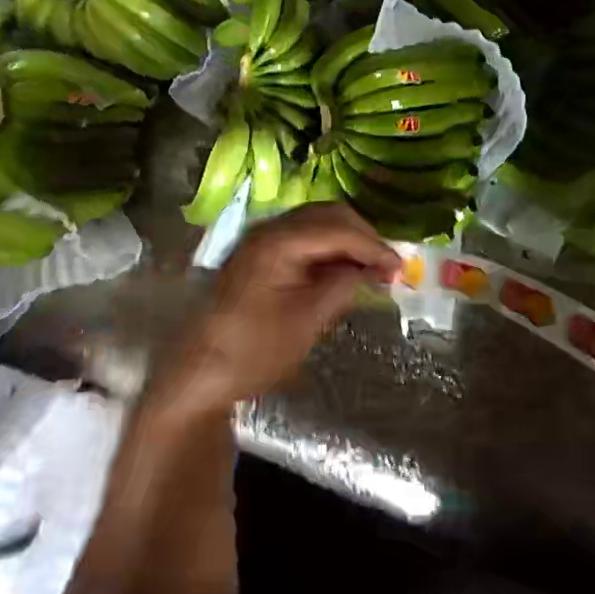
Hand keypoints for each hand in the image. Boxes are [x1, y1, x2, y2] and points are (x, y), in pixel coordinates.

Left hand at [147, 204, 399, 416]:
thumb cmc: (252, 352)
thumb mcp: (308, 320)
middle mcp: (268, 229)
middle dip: (364, 236)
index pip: (339, 230)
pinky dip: (330, 247)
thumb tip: (375, 269)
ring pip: (317, 222)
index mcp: (277, 243)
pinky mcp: (259, 254)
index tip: (400, 267)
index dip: (374, 247)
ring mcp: (260, 240)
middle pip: (329, 215)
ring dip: (348, 239)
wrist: (194, 378)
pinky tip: (343, 269)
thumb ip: (345, 285)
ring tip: (371, 267)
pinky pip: (304, 237)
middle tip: (388, 265)